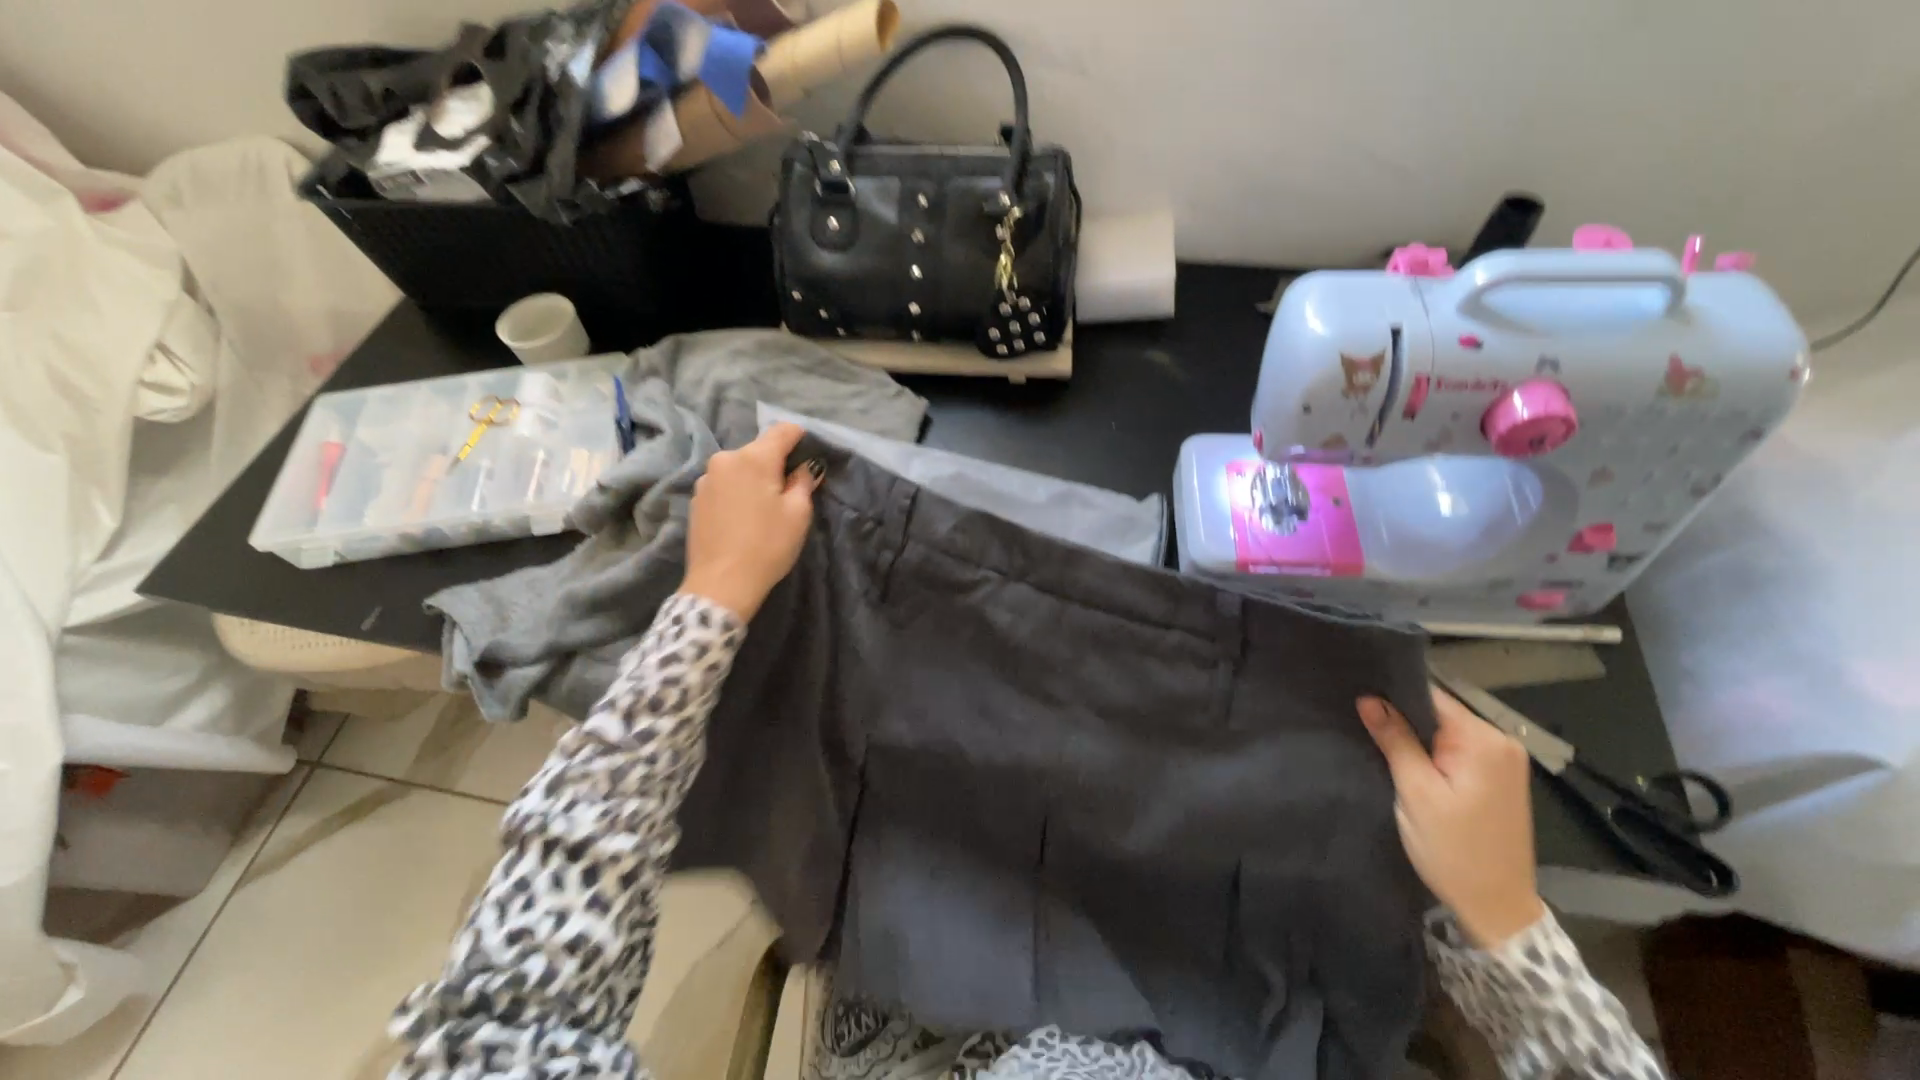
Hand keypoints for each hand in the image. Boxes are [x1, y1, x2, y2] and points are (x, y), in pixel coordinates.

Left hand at [680, 423, 821, 620]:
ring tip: (762, 509)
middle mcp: (725, 459)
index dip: (800, 438)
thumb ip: (803, 481)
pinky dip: (737, 493)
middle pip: (759, 450)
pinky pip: (724, 485)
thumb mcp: (798, 514)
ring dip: (754, 479)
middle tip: (788, 492)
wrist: (722, 584)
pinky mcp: (695, 499)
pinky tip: (742, 519)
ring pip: (740, 468)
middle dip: (775, 464)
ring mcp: (706, 479)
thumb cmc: (767, 546)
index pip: (782, 430)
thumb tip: (802, 468)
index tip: (808, 457)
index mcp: (753, 458)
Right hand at [1358, 687, 1545, 948]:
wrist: (1496, 908)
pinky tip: (1410, 768)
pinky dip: (1434, 758)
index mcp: (1484, 740)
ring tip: (1380, 746)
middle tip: (1362, 727)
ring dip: (1418, 742)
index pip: (1430, 698)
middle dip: (1404, 721)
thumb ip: (1395, 740)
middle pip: (1440, 715)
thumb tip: (1369, 699)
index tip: (1358, 700)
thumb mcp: (1416, 793)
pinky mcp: (1501, 782)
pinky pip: (1459, 753)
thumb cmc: (1453, 850)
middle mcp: (1502, 743)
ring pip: (1447, 735)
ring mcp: (1506, 763)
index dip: (1393, 697)